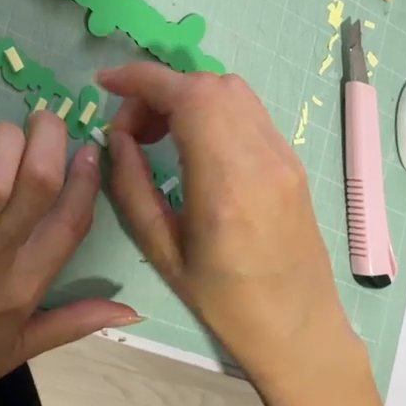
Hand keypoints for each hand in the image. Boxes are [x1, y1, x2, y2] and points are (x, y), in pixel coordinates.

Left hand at [0, 104, 137, 405]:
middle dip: (49, 138)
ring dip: (4, 141)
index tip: (87, 148)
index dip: (87, 177)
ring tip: (4, 128)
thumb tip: (130, 309)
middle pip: (38, 185)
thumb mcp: (16, 352)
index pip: (73, 220)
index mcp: (26, 289)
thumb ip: (72, 322)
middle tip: (42, 120)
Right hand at [96, 64, 363, 390]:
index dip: (142, 79)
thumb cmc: (224, 302)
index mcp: (225, 185)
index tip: (105, 83)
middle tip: (129, 129)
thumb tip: (114, 137)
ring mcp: (283, 155)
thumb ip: (132, 186)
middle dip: (159, 90)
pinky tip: (189, 143)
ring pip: (232, 90)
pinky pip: (247, 111)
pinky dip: (210, 109)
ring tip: (155, 134)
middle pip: (209, 83)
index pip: (187, 97)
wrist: (299, 327)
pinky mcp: (291, 160)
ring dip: (185, 96)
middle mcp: (262, 158)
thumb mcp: (161, 251)